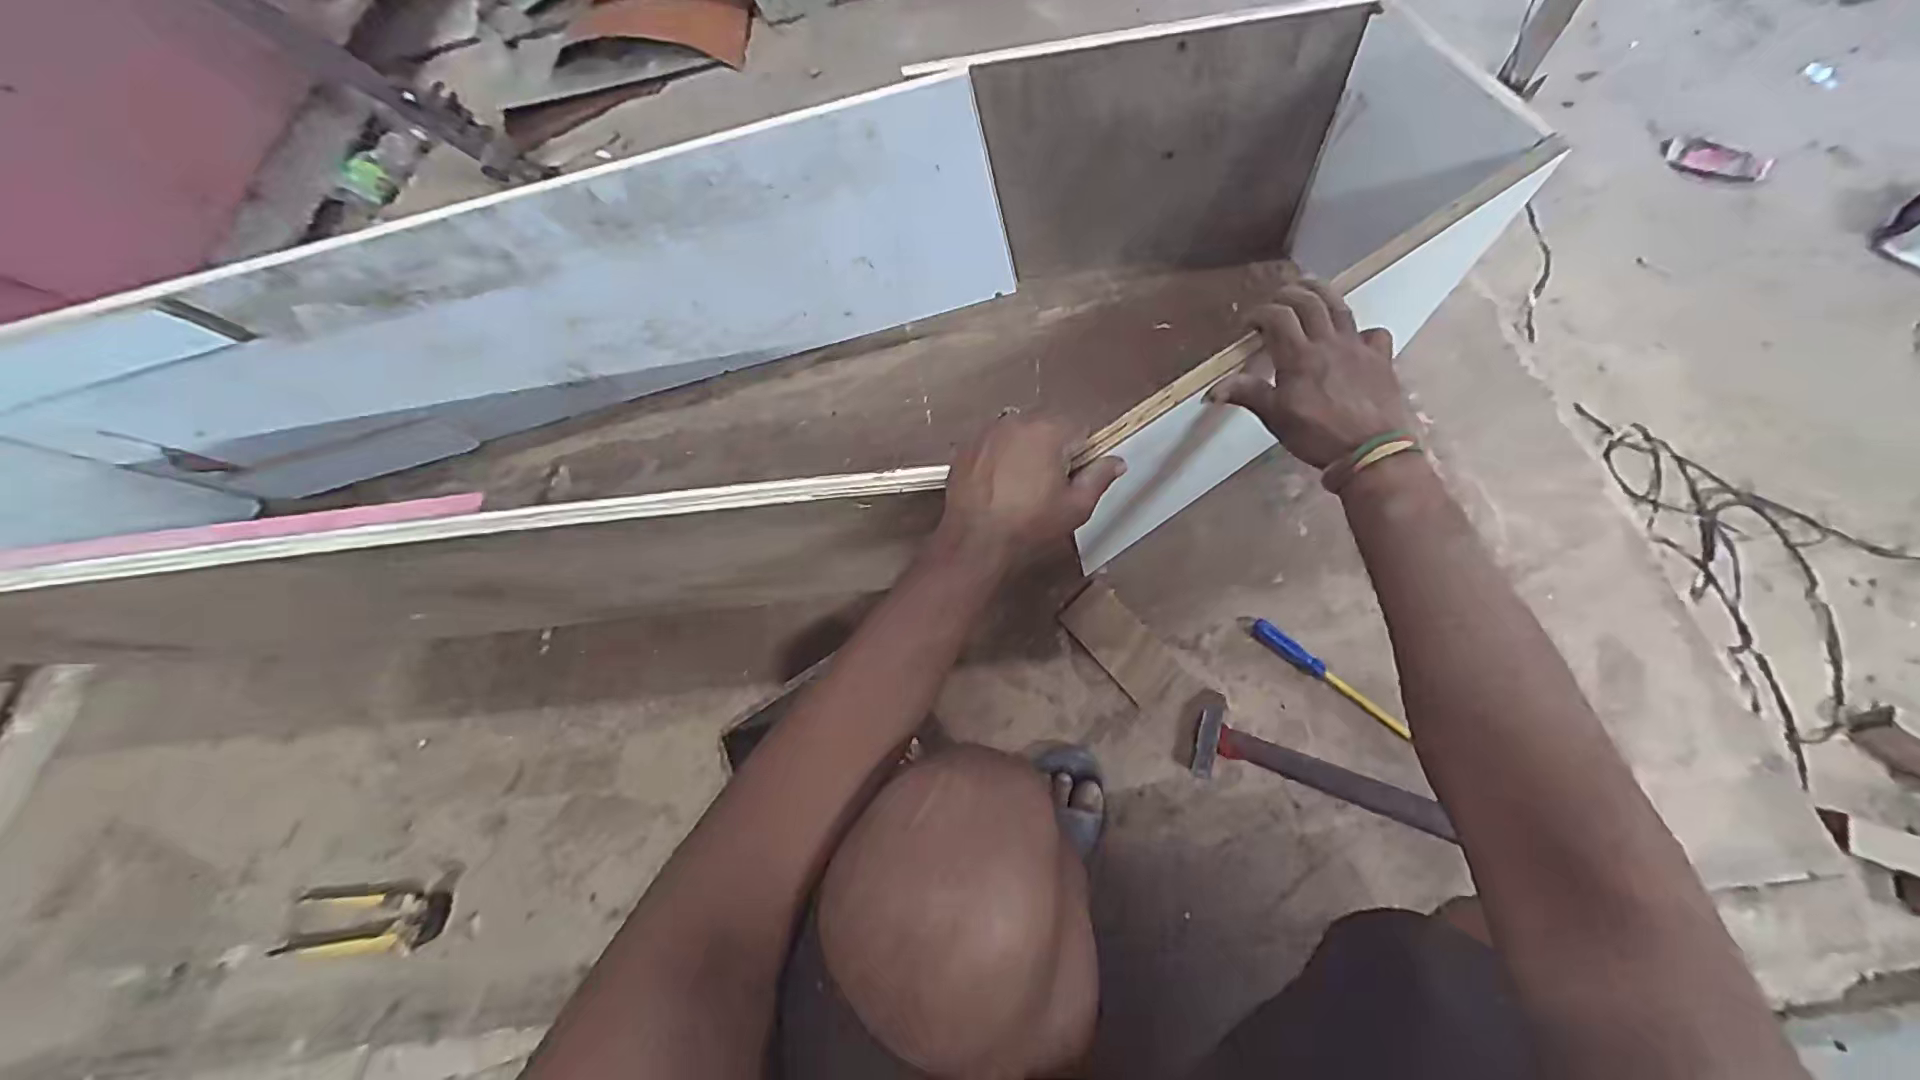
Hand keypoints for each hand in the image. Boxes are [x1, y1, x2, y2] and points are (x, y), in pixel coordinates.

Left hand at [936, 413, 1125, 564]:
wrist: (974, 542)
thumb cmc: (1025, 526)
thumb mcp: (1075, 507)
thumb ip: (1099, 478)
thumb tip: (1115, 463)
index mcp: (1048, 430)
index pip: (1080, 427)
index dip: (1082, 453)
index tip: (1074, 474)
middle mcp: (1015, 422)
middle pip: (1047, 426)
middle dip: (1052, 449)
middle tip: (1048, 485)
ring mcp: (987, 433)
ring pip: (1018, 434)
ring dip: (1024, 452)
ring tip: (1020, 487)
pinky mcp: (966, 447)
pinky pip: (992, 444)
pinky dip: (998, 458)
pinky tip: (998, 486)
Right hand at [1207, 281, 1412, 467]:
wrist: (1370, 451)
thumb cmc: (1317, 435)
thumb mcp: (1275, 417)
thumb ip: (1247, 394)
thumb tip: (1211, 391)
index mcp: (1299, 356)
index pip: (1277, 318)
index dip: (1259, 313)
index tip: (1248, 323)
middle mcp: (1329, 343)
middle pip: (1309, 302)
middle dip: (1288, 294)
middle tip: (1276, 299)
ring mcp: (1358, 347)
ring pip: (1340, 307)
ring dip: (1322, 293)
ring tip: (1309, 288)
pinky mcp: (1381, 358)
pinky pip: (1373, 333)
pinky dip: (1360, 330)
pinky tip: (1353, 338)